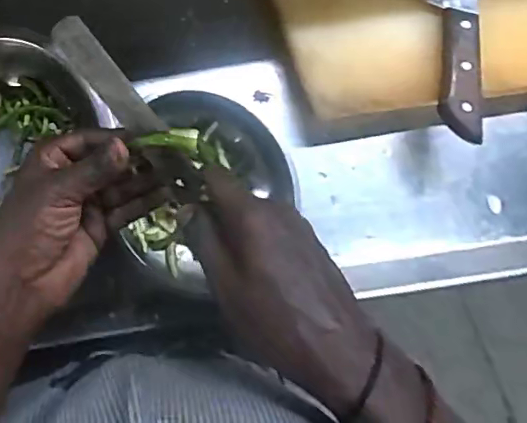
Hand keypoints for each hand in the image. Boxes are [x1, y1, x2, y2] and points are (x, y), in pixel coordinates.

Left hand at [0, 130, 159, 333]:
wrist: (20, 283)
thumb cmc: (29, 226)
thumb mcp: (59, 191)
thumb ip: (95, 170)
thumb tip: (124, 146)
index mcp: (54, 157)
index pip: (90, 139)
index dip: (117, 138)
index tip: (149, 135)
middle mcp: (72, 174)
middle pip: (109, 161)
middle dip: (136, 158)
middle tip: (170, 153)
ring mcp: (87, 200)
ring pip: (120, 184)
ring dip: (145, 178)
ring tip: (175, 169)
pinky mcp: (100, 226)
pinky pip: (124, 208)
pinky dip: (144, 201)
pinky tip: (166, 193)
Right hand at [186, 166, 383, 417]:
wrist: (343, 353)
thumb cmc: (276, 322)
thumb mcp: (226, 287)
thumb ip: (203, 239)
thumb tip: (186, 208)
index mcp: (250, 212)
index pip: (215, 173)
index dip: (196, 182)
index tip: (183, 202)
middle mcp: (275, 206)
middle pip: (236, 196)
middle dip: (218, 214)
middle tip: (208, 248)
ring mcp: (298, 221)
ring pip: (256, 213)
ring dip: (242, 229)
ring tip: (237, 267)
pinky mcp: (312, 239)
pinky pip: (276, 226)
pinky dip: (263, 239)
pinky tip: (266, 274)